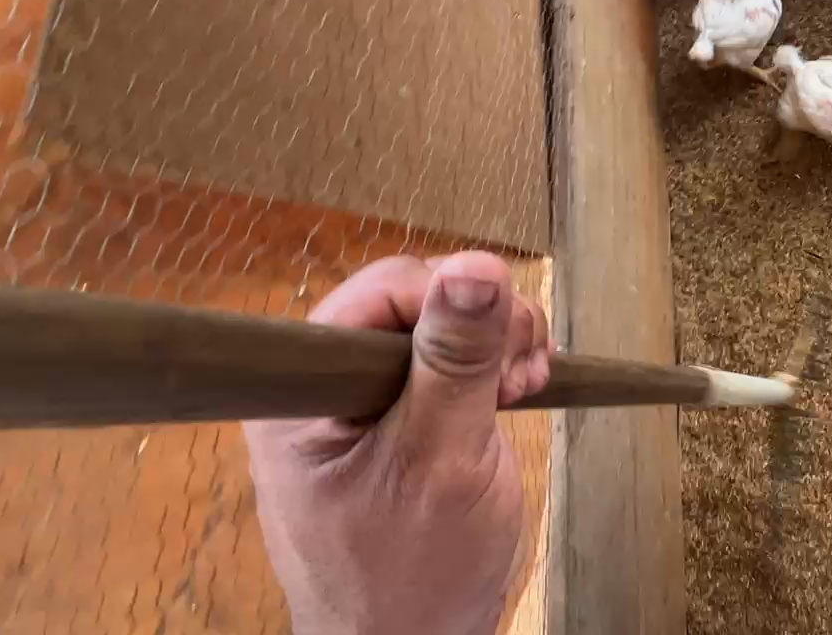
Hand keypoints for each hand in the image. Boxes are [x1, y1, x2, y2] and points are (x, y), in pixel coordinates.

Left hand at [244, 252, 551, 634]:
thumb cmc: (418, 568)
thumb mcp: (442, 458)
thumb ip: (457, 360)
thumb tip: (479, 264)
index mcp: (307, 391)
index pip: (382, 293)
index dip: (451, 303)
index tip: (496, 355)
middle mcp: (336, 379)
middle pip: (425, 296)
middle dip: (488, 324)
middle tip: (516, 377)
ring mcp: (379, 390)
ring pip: (456, 315)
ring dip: (507, 338)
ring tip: (523, 387)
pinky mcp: (418, 401)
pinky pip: (469, 346)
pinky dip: (510, 355)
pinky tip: (524, 386)